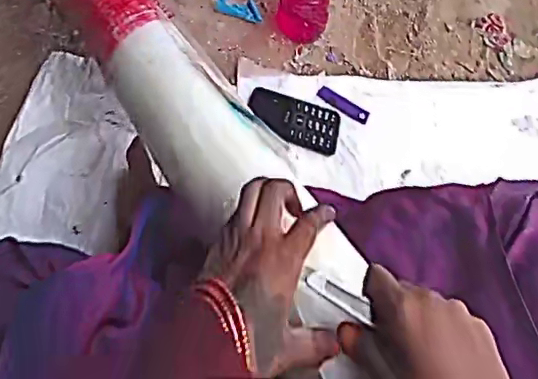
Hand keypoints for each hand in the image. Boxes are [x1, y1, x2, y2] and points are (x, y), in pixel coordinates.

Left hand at [199, 178, 341, 375]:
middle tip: (295, 205)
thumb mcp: (288, 346)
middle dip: (288, 190)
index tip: (325, 213)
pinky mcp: (218, 239)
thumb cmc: (245, 340)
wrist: (207, 341)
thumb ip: (314, 341)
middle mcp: (261, 238)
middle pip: (275, 190)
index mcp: (284, 259)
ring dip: (265, 190)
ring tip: (272, 202)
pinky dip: (245, 208)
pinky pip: (234, 210)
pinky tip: (248, 224)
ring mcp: (237, 234)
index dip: (320, 214)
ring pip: (252, 190)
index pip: (308, 223)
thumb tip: (330, 342)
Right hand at [338, 264, 506, 378]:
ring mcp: (460, 311)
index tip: (371, 321)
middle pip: (403, 292)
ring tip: (426, 360)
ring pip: (430, 306)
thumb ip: (363, 348)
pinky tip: (450, 365)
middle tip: (397, 349)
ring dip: (423, 323)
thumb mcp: (387, 375)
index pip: (375, 276)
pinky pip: (454, 320)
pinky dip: (448, 334)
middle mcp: (431, 298)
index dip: (370, 296)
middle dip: (397, 313)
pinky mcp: (482, 327)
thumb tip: (347, 331)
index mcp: (404, 304)